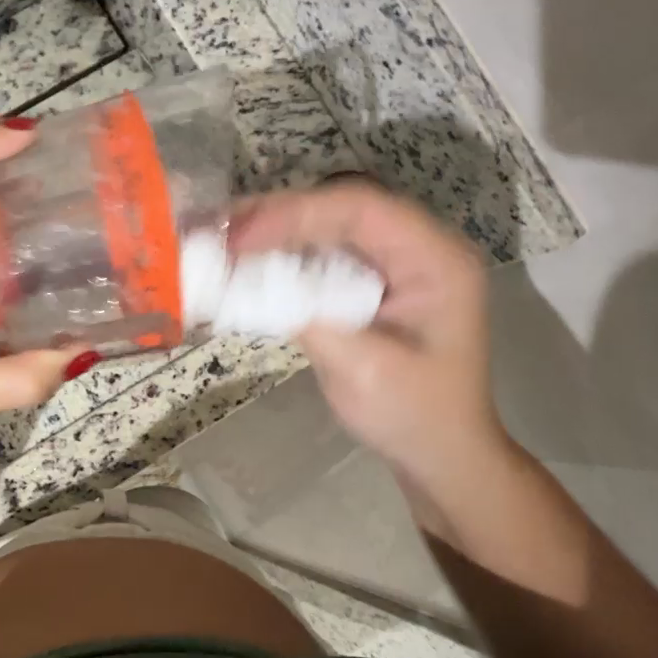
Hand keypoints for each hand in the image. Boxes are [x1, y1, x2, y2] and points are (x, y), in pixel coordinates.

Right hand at [229, 180, 507, 484]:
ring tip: (219, 240)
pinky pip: (320, 253)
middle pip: (339, 207)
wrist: (440, 451)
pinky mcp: (367, 282)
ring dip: (272, 230)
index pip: (360, 209)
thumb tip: (251, 282)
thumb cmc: (415, 413)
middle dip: (276, 213)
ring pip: (325, 225)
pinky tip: (242, 264)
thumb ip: (313, 318)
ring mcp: (390, 264)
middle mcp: (414, 248)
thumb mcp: (365, 370)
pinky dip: (279, 255)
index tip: (239, 237)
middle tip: (216, 230)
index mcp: (433, 259)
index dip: (295, 213)